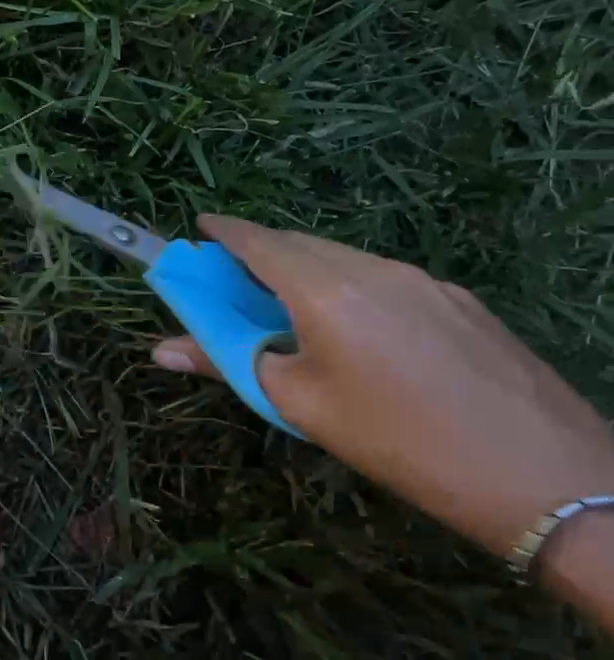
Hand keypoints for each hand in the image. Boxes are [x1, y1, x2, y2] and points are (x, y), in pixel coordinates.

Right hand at [153, 214, 613, 557]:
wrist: (552, 484)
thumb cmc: (401, 442)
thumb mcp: (300, 405)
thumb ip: (227, 363)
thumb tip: (159, 350)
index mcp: (325, 291)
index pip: (258, 241)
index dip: (223, 231)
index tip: (198, 228)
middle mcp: (375, 271)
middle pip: (301, 244)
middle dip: (261, 252)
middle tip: (235, 280)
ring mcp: (427, 284)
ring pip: (346, 259)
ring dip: (307, 270)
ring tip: (293, 311)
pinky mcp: (465, 304)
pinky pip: (388, 279)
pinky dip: (352, 286)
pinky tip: (359, 332)